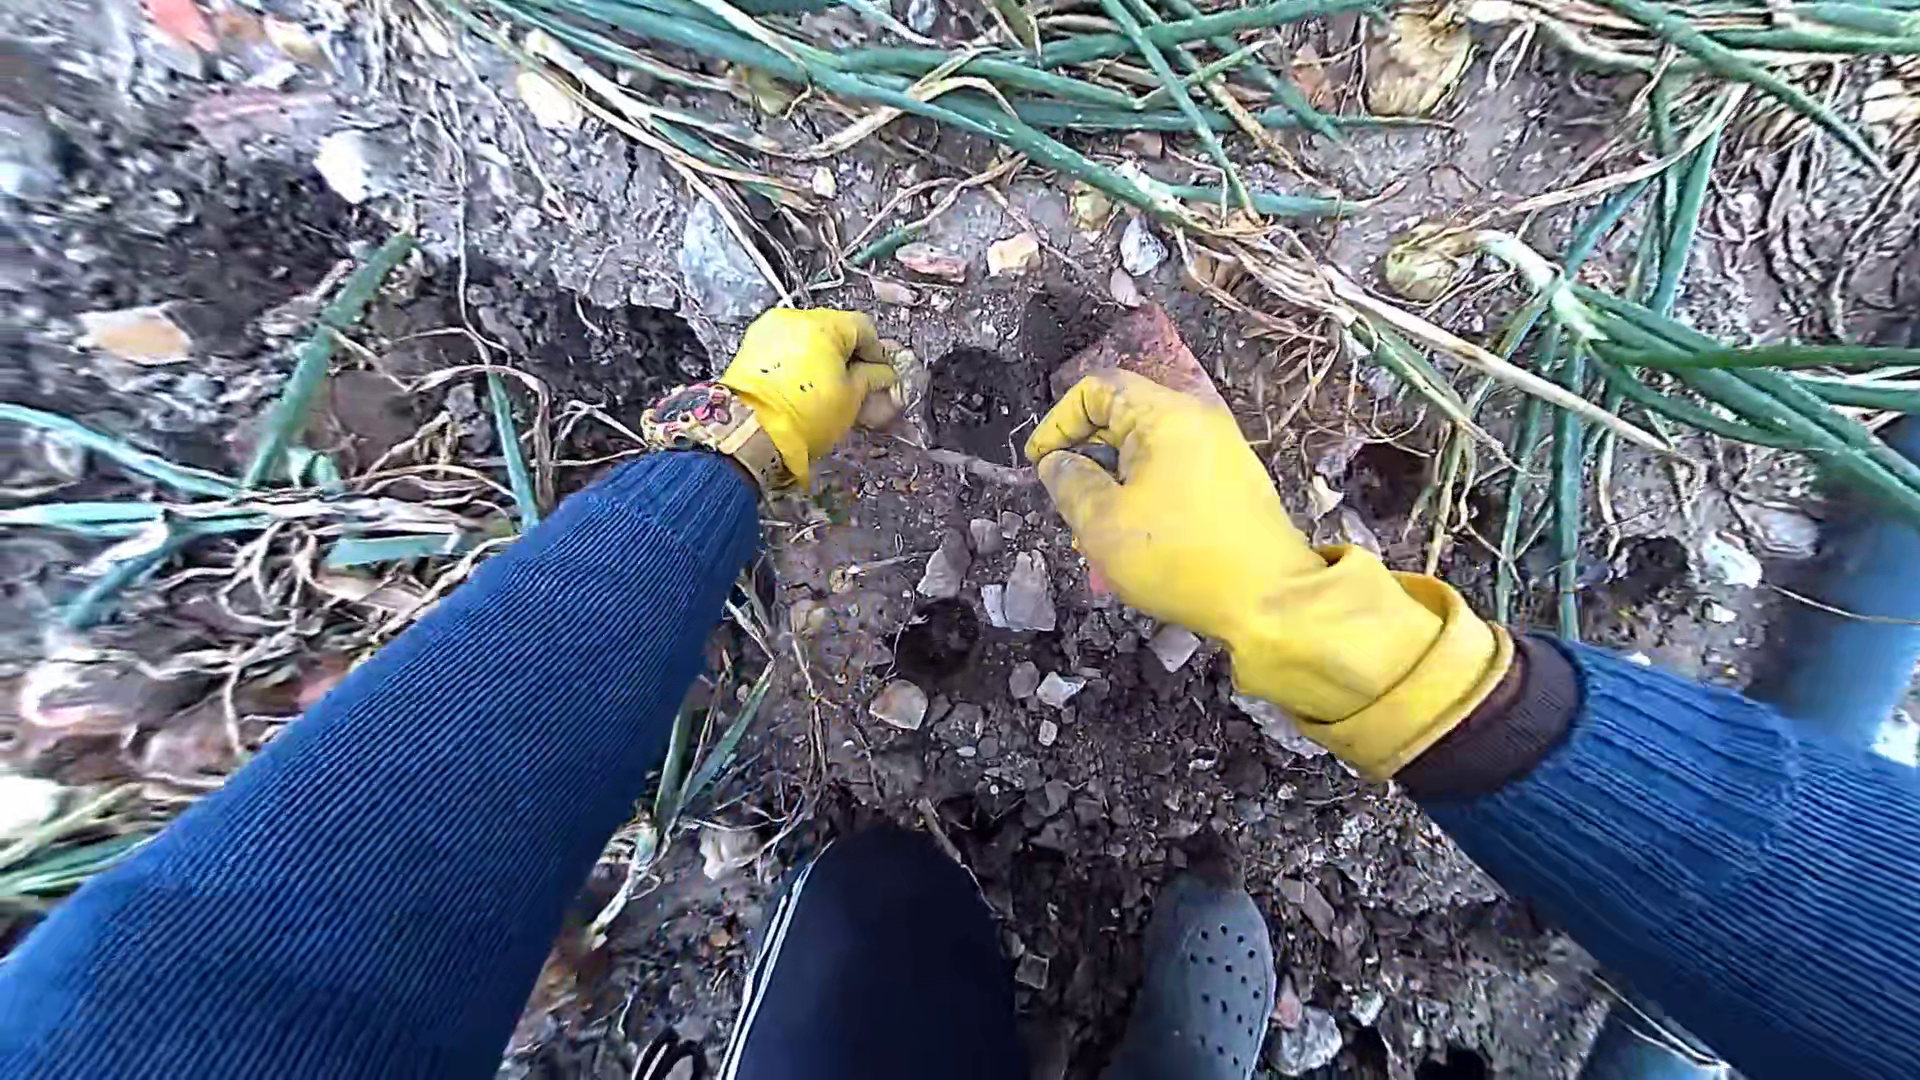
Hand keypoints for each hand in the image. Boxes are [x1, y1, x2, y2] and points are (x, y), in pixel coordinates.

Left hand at [719, 309, 896, 482]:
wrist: (751, 433)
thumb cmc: (808, 415)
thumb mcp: (851, 398)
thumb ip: (871, 377)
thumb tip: (883, 373)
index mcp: (823, 325)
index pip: (863, 327)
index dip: (876, 352)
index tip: (879, 377)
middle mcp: (794, 317)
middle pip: (834, 329)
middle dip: (847, 355)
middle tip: (855, 385)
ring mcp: (768, 329)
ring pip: (808, 337)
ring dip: (822, 358)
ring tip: (825, 388)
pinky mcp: (751, 346)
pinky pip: (786, 347)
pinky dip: (799, 361)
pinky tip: (802, 386)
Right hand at [1026, 371, 1511, 777]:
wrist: (1271, 601)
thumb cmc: (1178, 556)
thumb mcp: (1102, 523)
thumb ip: (1069, 483)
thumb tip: (1056, 463)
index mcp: (1165, 417)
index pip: (1096, 389)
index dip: (1057, 421)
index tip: (1040, 463)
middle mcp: (1196, 422)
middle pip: (1120, 419)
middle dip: (1082, 457)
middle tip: (1064, 501)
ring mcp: (1218, 452)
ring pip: (1143, 453)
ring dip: (1108, 484)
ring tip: (1092, 532)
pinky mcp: (1228, 483)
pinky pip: (1169, 474)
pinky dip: (1139, 496)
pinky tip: (1130, 539)